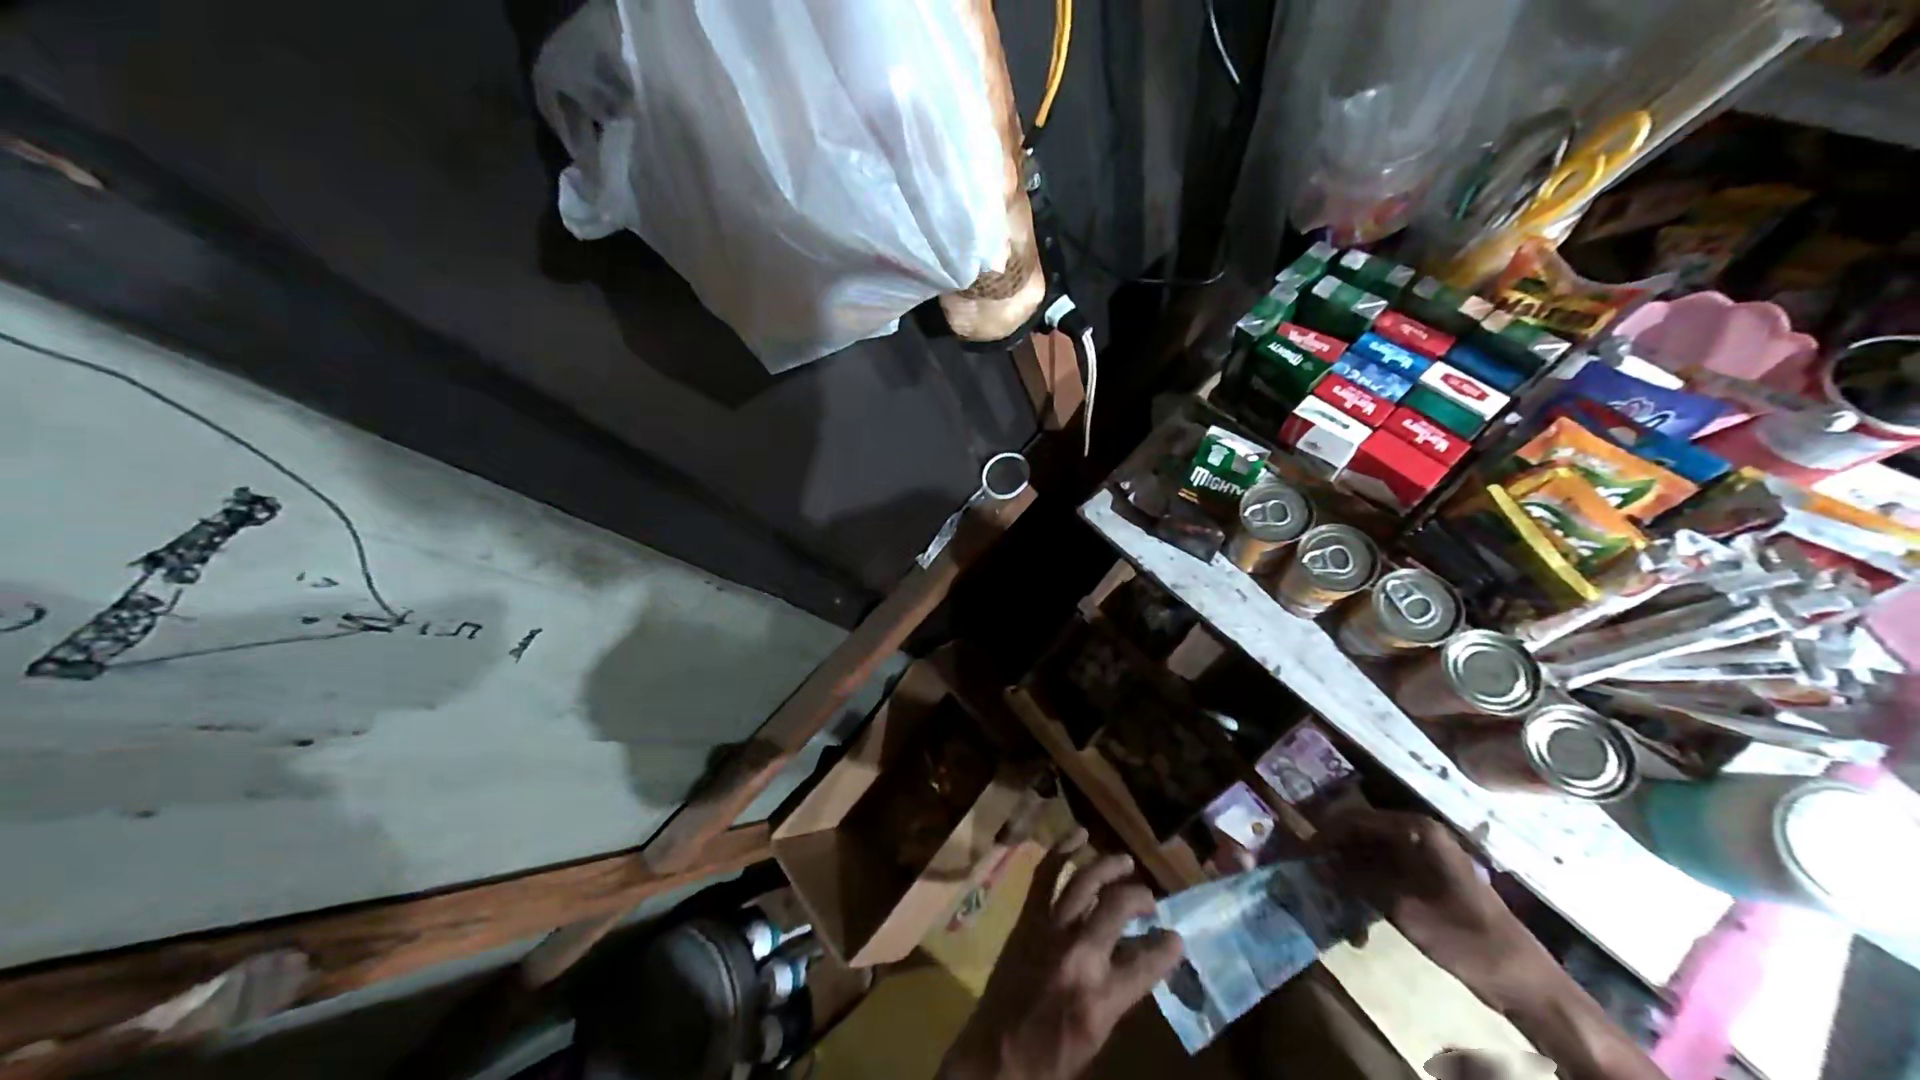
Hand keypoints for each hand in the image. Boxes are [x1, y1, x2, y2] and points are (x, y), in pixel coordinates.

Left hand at [939, 829, 1185, 1079]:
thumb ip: (1121, 991)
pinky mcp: (1026, 919)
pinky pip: (1044, 876)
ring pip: (1084, 882)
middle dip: (1140, 897)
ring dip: (1108, 866)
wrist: (995, 1055)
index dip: (1168, 948)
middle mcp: (1078, 955)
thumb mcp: (1099, 1033)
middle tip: (1150, 900)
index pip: (1147, 962)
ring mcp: (1048, 930)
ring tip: (1126, 861)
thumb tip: (1141, 957)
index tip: (1177, 937)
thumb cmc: (1051, 1054)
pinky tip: (1078, 835)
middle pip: (1117, 908)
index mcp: (1101, 997)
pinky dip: (1061, 851)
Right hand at [1319, 810, 1555, 1009]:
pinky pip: (1385, 874)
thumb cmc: (1467, 939)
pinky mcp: (1427, 883)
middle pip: (1361, 834)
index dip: (1325, 833)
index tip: (1301, 853)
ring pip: (1370, 855)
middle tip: (1309, 875)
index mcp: (1418, 832)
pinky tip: (1356, 918)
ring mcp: (1425, 860)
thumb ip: (1358, 880)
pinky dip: (1366, 889)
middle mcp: (1420, 836)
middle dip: (1334, 854)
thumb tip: (1317, 863)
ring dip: (1348, 875)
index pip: (1356, 818)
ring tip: (1329, 899)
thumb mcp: (1403, 909)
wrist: (1524, 983)